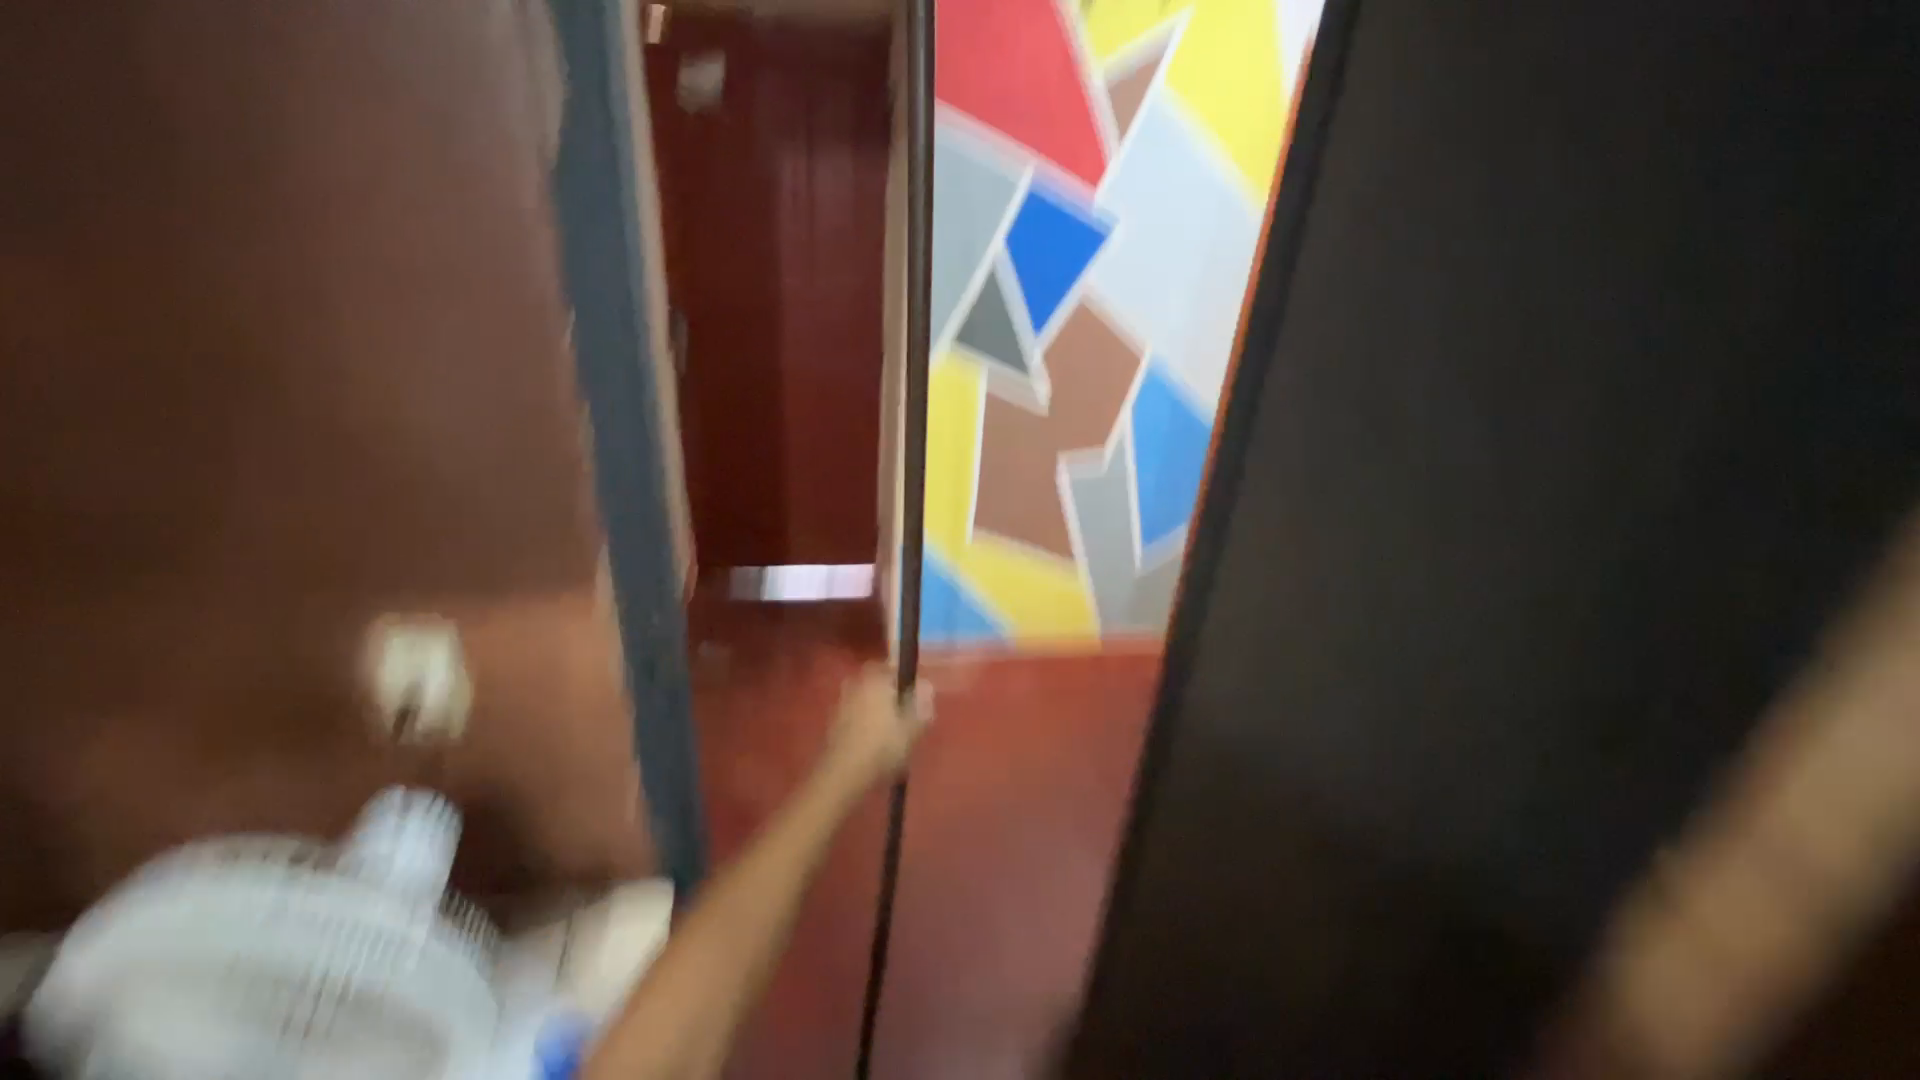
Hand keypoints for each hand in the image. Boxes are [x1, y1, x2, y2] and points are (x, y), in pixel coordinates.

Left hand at [823, 664, 932, 783]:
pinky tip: (875, 741)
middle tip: (905, 712)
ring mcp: (841, 703)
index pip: (892, 667)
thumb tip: (926, 684)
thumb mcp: (913, 727)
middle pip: (877, 683)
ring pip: (865, 698)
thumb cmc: (882, 747)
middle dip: (890, 694)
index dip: (905, 679)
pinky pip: (855, 714)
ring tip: (892, 730)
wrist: (843, 775)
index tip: (916, 695)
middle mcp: (856, 684)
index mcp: (875, 680)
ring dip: (876, 708)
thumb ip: (921, 703)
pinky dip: (865, 722)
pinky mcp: (833, 723)